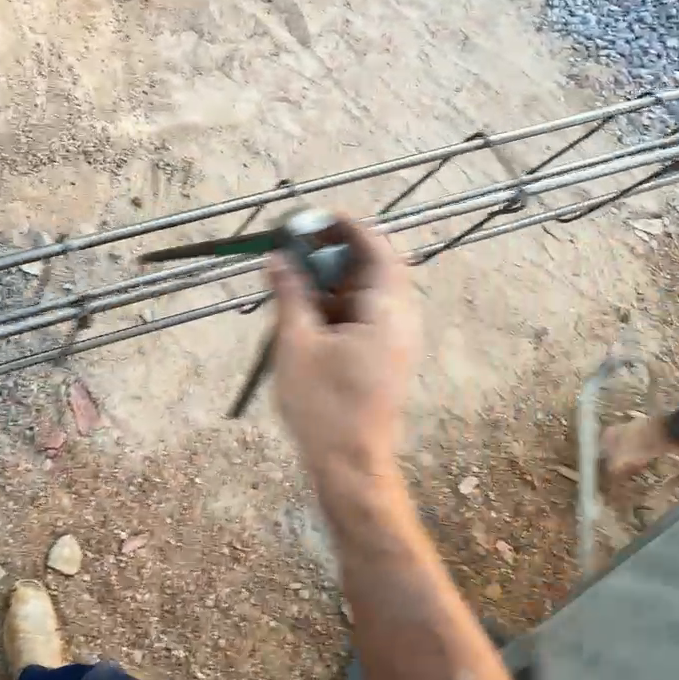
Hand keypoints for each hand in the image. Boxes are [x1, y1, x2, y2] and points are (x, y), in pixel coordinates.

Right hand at [266, 217, 420, 481]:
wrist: (349, 463)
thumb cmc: (322, 404)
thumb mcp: (296, 343)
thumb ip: (290, 294)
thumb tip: (278, 258)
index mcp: (386, 313)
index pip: (378, 252)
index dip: (350, 228)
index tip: (317, 216)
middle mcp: (399, 322)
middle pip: (376, 269)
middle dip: (337, 250)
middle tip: (298, 242)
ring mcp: (393, 341)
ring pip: (367, 292)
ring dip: (333, 276)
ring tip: (293, 272)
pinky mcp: (382, 356)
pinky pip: (363, 314)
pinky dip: (336, 300)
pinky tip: (304, 306)